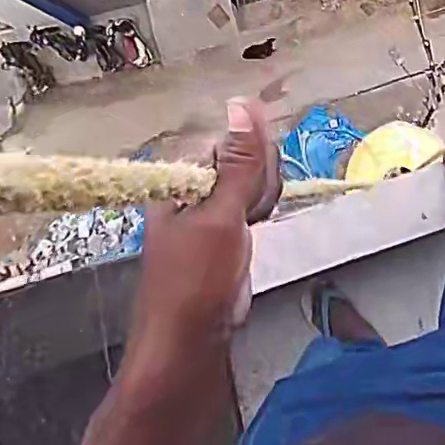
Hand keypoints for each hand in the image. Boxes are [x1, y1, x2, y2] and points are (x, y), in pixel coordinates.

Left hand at [130, 98, 278, 360]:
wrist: (190, 341)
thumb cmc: (197, 278)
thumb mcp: (221, 216)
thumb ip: (239, 162)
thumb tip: (242, 103)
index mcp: (183, 172)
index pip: (232, 140)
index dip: (252, 162)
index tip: (253, 194)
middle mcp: (194, 181)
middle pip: (245, 157)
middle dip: (258, 185)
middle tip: (247, 218)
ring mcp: (209, 203)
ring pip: (253, 180)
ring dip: (260, 201)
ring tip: (248, 231)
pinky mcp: (224, 223)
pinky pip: (251, 201)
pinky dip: (258, 215)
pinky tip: (254, 230)